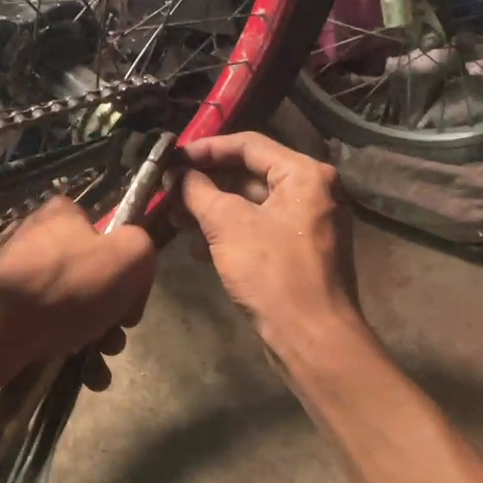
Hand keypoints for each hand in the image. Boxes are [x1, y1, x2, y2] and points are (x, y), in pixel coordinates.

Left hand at [0, 197, 154, 386]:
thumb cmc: (66, 289)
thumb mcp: (129, 257)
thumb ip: (142, 249)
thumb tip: (130, 274)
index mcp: (61, 214)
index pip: (108, 235)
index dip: (127, 271)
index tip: (128, 303)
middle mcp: (33, 236)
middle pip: (91, 277)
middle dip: (110, 315)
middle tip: (114, 339)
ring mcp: (12, 272)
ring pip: (69, 306)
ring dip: (93, 339)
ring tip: (97, 367)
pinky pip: (43, 326)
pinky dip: (65, 350)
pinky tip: (80, 376)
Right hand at [175, 132, 359, 334]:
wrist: (312, 338)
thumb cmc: (272, 273)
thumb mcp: (227, 224)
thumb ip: (198, 191)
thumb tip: (177, 174)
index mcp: (305, 175)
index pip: (249, 144)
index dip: (206, 148)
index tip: (172, 158)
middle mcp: (313, 192)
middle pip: (250, 172)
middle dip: (206, 182)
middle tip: (169, 188)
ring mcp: (309, 223)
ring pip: (252, 203)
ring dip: (213, 208)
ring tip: (175, 217)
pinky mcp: (300, 251)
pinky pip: (259, 227)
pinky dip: (230, 231)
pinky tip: (198, 246)